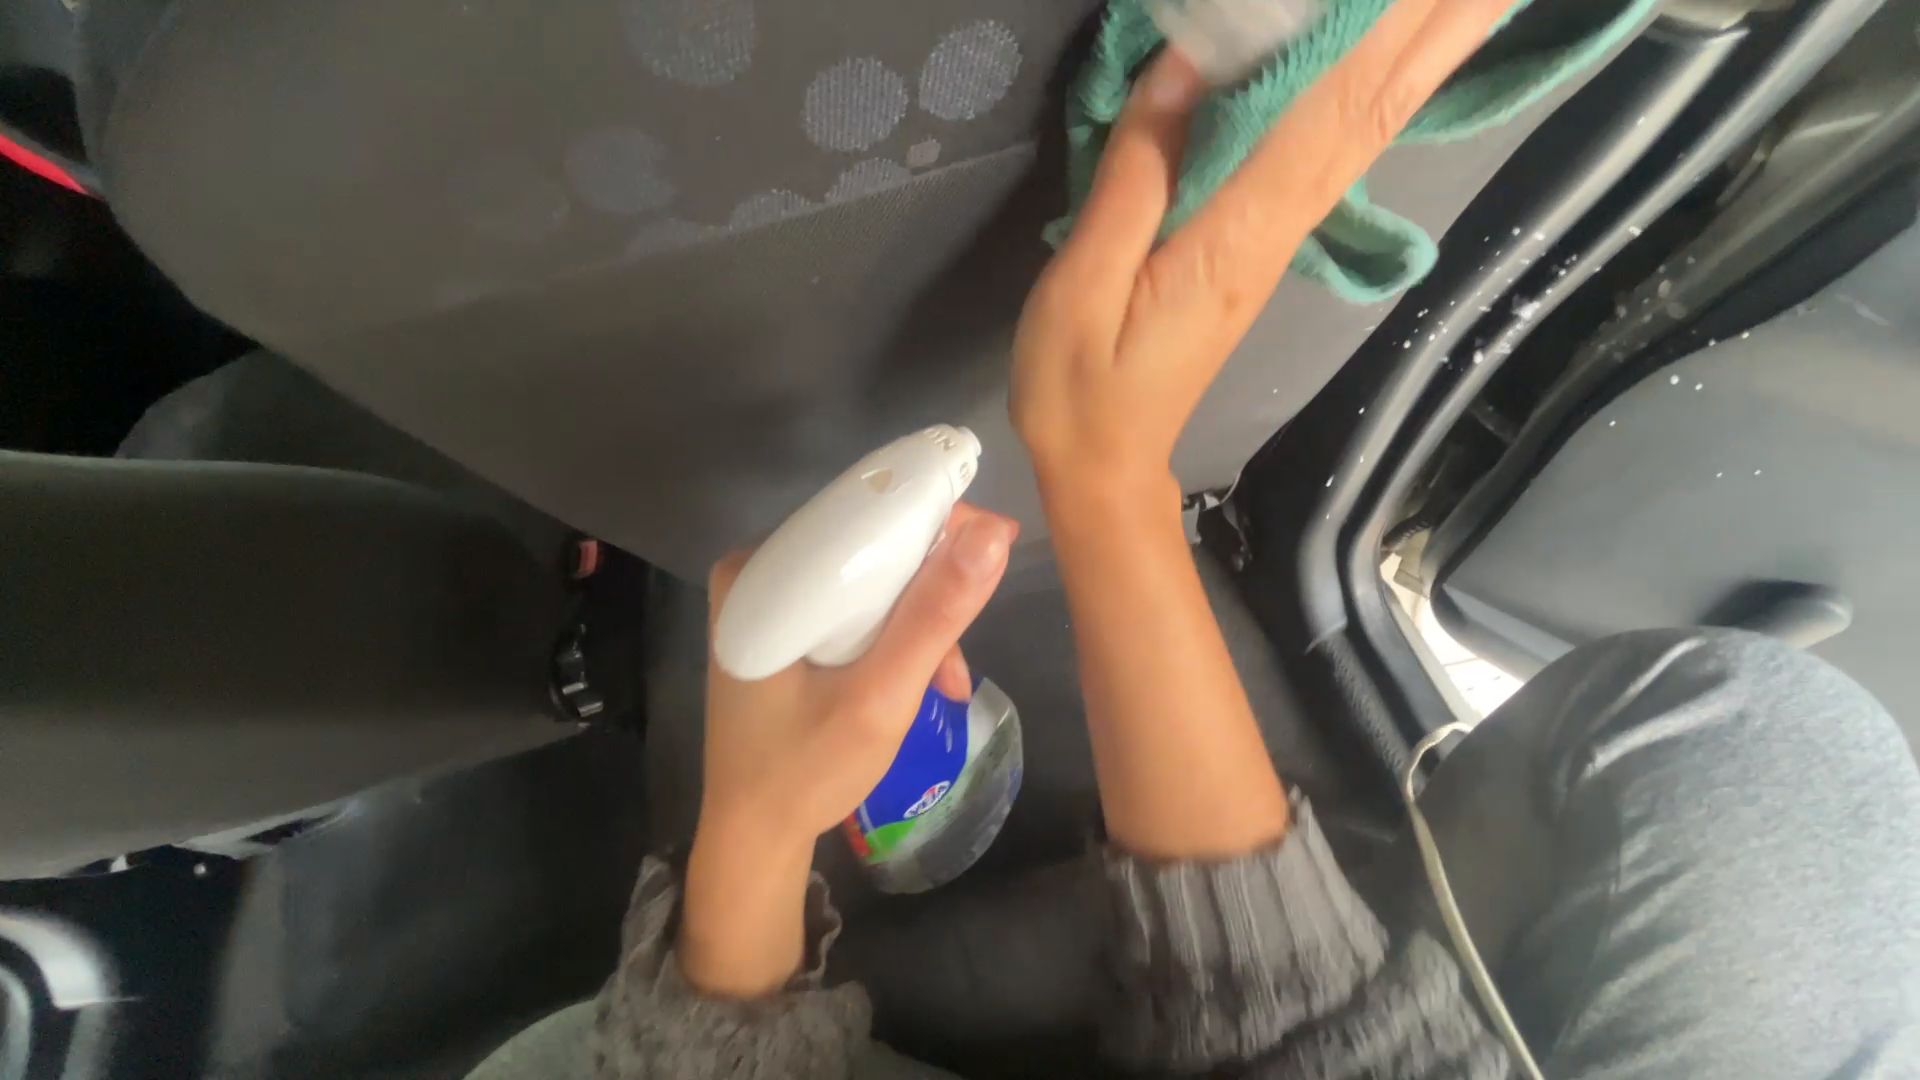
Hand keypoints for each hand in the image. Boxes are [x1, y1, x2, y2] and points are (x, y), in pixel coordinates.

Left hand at [679, 502, 1016, 997]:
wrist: (754, 836)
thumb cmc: (806, 771)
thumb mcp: (879, 697)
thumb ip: (934, 617)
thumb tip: (992, 534)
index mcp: (761, 570)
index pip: (863, 515)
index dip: (935, 524)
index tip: (994, 548)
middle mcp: (759, 570)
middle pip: (868, 549)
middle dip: (931, 593)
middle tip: (968, 642)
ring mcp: (769, 601)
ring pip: (868, 582)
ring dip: (919, 624)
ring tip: (950, 683)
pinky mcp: (783, 628)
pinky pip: (853, 609)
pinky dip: (893, 639)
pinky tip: (923, 680)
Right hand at [1011, 0, 1509, 497]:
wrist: (1103, 465)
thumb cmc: (1077, 392)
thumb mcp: (1080, 289)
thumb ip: (1131, 180)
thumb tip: (1182, 65)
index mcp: (1235, 237)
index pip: (1333, 106)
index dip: (1387, 23)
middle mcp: (1274, 234)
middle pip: (1372, 113)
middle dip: (1436, 24)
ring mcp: (1269, 247)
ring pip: (1361, 133)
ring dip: (1422, 52)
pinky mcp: (1250, 254)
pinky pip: (1323, 158)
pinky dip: (1368, 96)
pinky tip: (1390, 62)